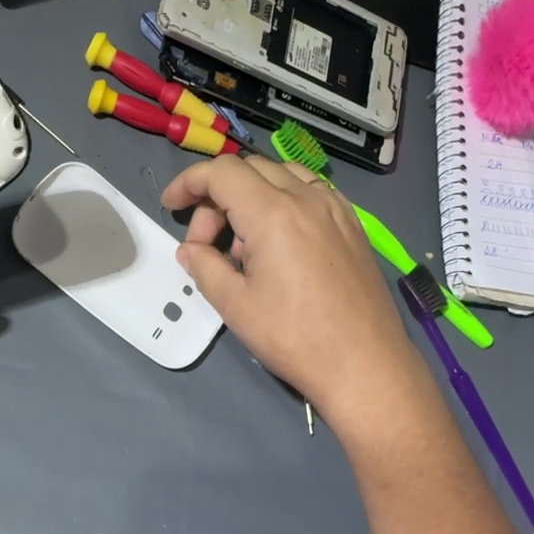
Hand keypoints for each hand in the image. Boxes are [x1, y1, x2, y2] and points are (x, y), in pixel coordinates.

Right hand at [161, 156, 421, 418]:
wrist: (362, 363)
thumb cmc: (293, 338)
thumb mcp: (236, 307)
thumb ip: (206, 268)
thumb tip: (191, 251)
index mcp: (273, 213)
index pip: (222, 173)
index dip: (189, 182)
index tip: (171, 205)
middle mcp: (307, 198)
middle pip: (251, 170)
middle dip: (217, 197)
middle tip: (204, 244)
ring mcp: (335, 208)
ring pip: (282, 176)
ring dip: (251, 197)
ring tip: (242, 246)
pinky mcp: (352, 225)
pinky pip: (310, 192)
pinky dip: (283, 202)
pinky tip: (278, 243)